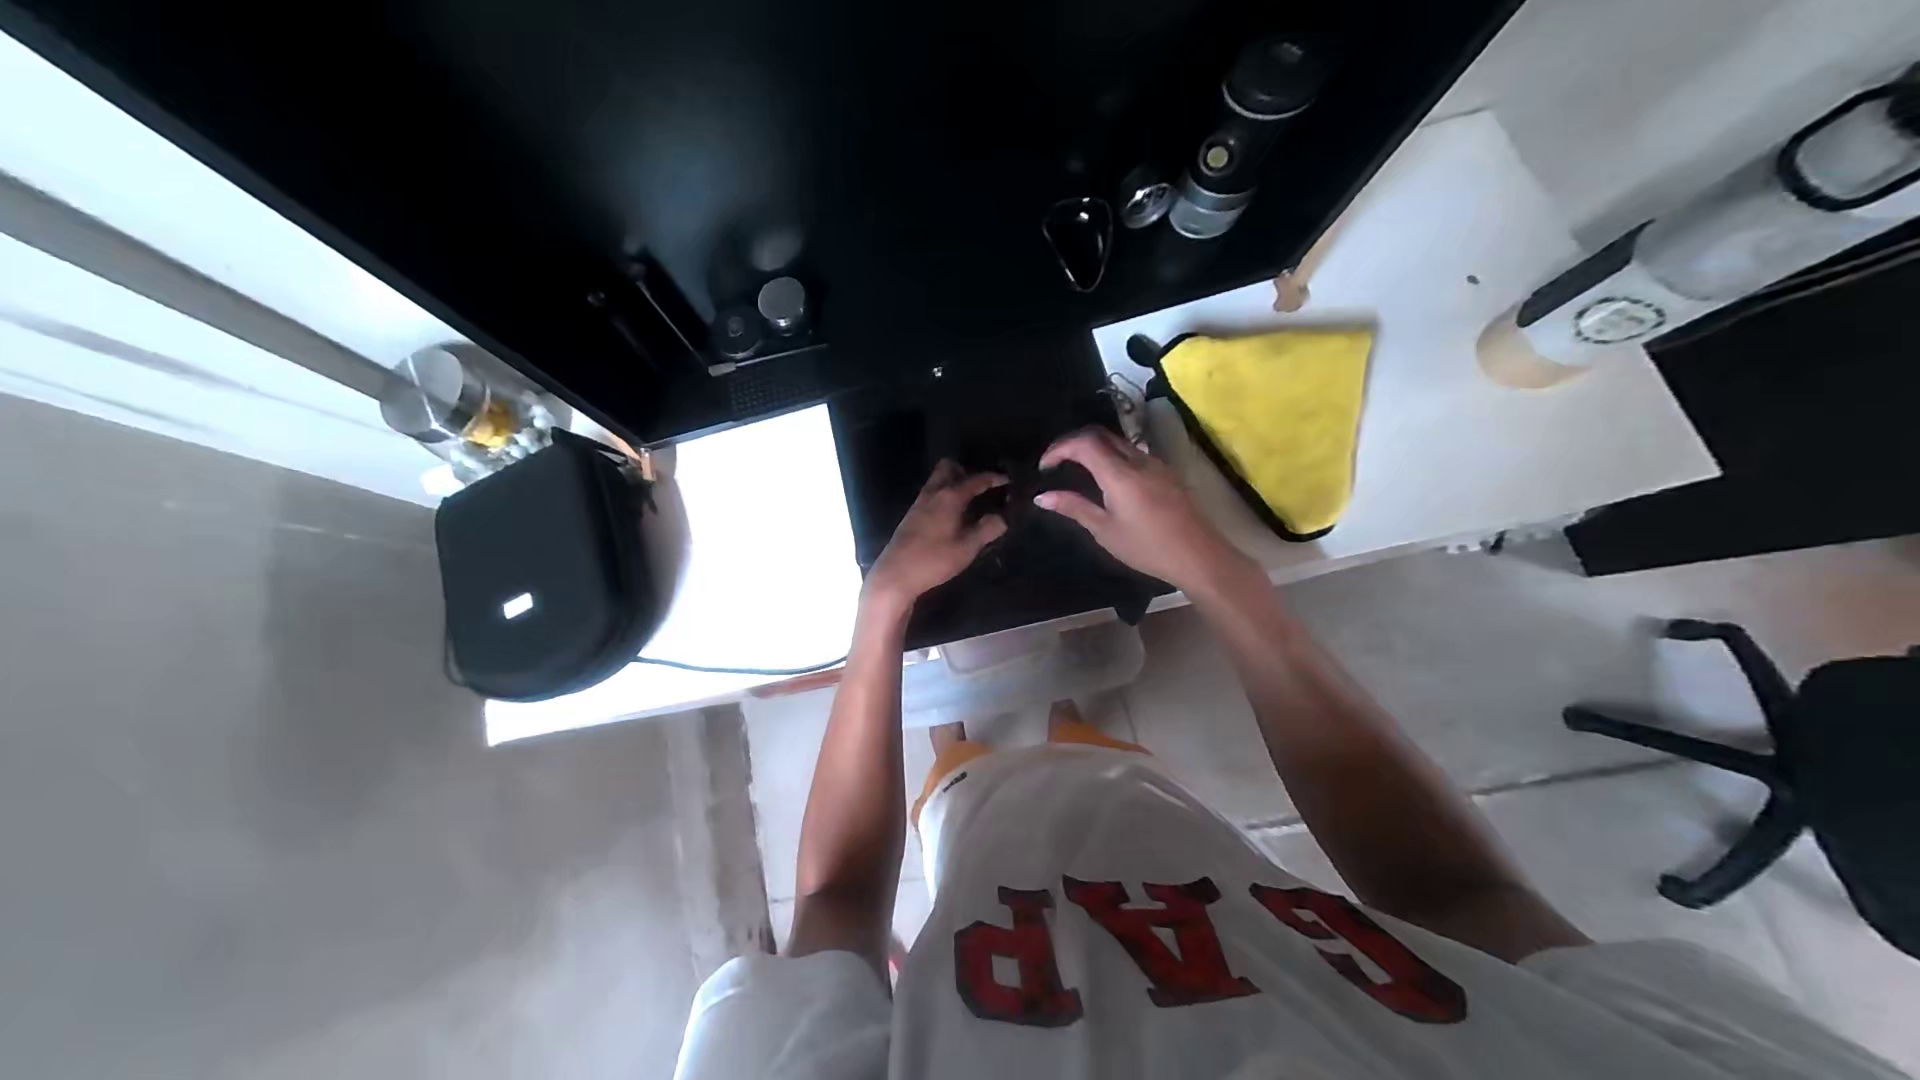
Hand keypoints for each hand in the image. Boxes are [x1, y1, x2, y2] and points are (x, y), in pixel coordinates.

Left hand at [865, 460, 1008, 611]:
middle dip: (966, 471)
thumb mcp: (967, 548)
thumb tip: (1002, 518)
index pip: (976, 480)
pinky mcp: (911, 515)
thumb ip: (987, 529)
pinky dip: (944, 495)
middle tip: (981, 486)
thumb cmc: (934, 559)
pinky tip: (951, 514)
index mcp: (950, 496)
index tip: (1007, 479)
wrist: (895, 574)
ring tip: (970, 500)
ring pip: (937, 480)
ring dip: (953, 482)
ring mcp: (919, 502)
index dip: (993, 478)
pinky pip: (931, 494)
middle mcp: (933, 493)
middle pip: (948, 467)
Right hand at [1034, 427, 1250, 591]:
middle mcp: (1138, 460)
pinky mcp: (1166, 472)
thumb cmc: (1148, 548)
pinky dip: (1112, 456)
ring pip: (1118, 441)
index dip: (1059, 448)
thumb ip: (1074, 507)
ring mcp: (1155, 464)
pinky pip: (1133, 452)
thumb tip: (1043, 497)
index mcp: (1120, 474)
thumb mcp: (1105, 531)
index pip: (1084, 443)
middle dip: (1073, 442)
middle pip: (1100, 434)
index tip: (1045, 467)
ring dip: (1094, 447)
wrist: (1199, 556)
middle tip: (1056, 462)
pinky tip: (1107, 478)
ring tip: (1077, 469)